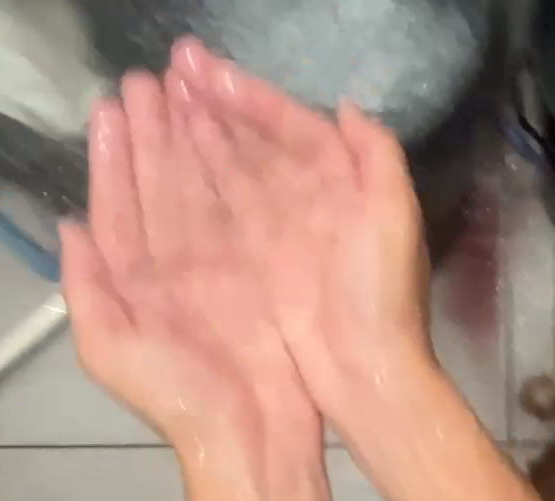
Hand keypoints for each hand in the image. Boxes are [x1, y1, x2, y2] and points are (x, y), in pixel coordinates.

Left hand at [60, 62, 321, 463]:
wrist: (252, 437)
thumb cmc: (179, 399)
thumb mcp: (108, 349)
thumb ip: (84, 288)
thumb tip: (68, 226)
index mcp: (131, 286)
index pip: (116, 210)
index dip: (112, 159)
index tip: (110, 108)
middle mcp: (172, 271)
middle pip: (157, 192)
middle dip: (150, 139)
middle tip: (147, 82)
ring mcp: (219, 272)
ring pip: (198, 197)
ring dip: (188, 148)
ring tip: (182, 96)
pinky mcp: (260, 278)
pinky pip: (241, 219)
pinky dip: (232, 181)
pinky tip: (227, 143)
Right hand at [169, 39, 436, 444]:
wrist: (367, 374)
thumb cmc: (382, 299)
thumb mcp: (396, 221)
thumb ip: (378, 158)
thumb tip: (346, 110)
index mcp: (348, 189)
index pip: (298, 129)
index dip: (255, 98)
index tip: (204, 72)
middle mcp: (315, 208)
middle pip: (263, 147)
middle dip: (219, 109)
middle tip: (169, 72)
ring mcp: (287, 240)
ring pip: (240, 176)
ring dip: (202, 140)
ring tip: (158, 102)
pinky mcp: (263, 271)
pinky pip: (228, 219)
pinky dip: (201, 189)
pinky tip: (171, 163)